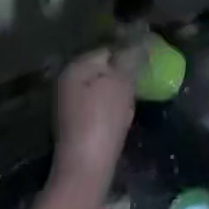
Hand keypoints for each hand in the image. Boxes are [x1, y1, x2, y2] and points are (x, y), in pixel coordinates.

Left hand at [53, 45, 142, 180]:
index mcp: (75, 66)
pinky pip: (98, 105)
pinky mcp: (74, 122)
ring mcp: (68, 102)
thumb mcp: (122, 82)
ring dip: (118, 93)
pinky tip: (119, 119)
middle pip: (104, 69)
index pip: (108, 49)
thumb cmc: (104, 118)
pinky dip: (111, 108)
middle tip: (137, 88)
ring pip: (103, 87)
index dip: (128, 58)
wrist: (86, 166)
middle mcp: (67, 81)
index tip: (142, 71)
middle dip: (123, 76)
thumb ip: (129, 58)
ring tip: (129, 105)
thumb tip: (138, 42)